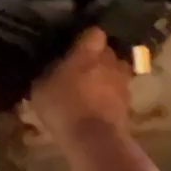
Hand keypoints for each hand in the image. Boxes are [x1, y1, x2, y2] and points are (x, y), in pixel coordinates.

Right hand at [29, 27, 132, 146]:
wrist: (93, 139)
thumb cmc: (63, 107)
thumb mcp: (40, 88)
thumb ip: (47, 72)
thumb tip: (48, 65)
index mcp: (89, 52)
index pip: (94, 32)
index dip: (86, 38)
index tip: (76, 44)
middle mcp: (110, 61)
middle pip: (108, 51)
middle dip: (98, 57)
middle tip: (82, 68)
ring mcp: (123, 82)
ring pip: (116, 71)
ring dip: (108, 76)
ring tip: (94, 88)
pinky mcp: (129, 102)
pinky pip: (119, 92)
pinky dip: (112, 96)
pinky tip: (99, 106)